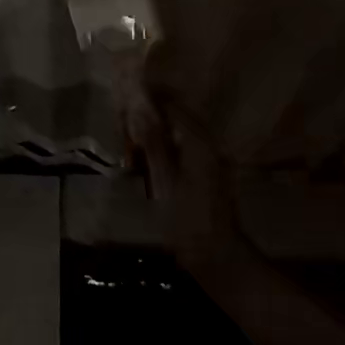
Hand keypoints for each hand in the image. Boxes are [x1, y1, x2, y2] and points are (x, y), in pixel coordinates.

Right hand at [126, 87, 241, 270]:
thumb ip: (154, 143)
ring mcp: (211, 163)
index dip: (155, 96)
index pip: (176, 107)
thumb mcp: (165, 179)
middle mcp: (210, 148)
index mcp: (201, 145)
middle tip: (128, 106)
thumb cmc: (188, 218)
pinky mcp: (207, 177)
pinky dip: (167, 144)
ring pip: (183, 133)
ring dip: (161, 127)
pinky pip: (185, 149)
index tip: (132, 88)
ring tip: (133, 126)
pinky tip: (148, 151)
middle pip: (182, 117)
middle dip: (157, 109)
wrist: (217, 257)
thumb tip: (140, 110)